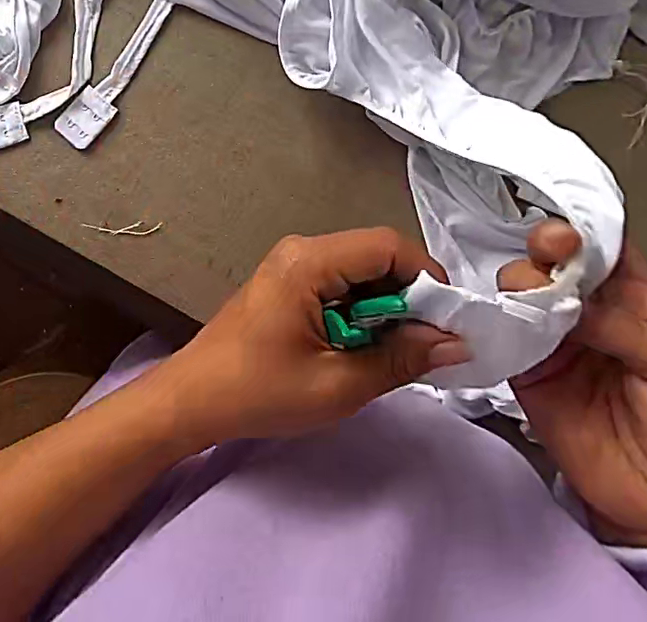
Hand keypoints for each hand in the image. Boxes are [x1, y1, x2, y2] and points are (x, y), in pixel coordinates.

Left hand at [152, 227, 470, 446]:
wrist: (191, 401)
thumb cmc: (257, 393)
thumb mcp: (337, 385)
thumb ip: (400, 360)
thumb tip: (455, 344)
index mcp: (309, 261)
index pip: (388, 246)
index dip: (427, 277)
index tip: (447, 319)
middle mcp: (304, 248)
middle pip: (378, 254)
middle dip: (410, 294)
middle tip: (426, 340)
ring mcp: (295, 261)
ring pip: (364, 268)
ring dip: (388, 304)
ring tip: (397, 347)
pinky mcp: (292, 279)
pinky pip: (344, 280)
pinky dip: (365, 308)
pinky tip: (366, 342)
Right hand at [501, 222, 646, 546]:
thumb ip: (633, 335)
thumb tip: (576, 303)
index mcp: (638, 305)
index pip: (609, 251)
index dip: (590, 229)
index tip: (573, 223)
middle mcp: (593, 314)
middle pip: (559, 262)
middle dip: (550, 245)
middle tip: (551, 252)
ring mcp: (558, 343)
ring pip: (525, 290)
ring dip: (522, 283)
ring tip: (533, 301)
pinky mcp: (530, 375)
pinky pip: (506, 338)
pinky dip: (498, 324)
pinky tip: (502, 320)